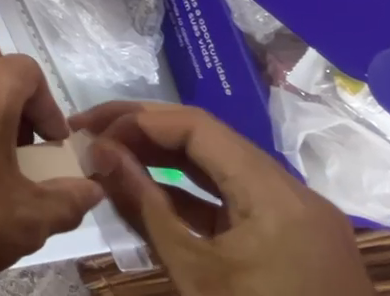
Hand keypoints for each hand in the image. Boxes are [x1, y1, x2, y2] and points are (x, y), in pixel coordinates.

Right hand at [74, 102, 372, 295]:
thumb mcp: (191, 268)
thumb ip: (142, 202)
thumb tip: (97, 150)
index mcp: (277, 196)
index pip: (196, 126)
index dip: (136, 121)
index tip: (91, 133)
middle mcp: (295, 193)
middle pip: (209, 137)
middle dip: (144, 130)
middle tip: (89, 132)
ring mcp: (300, 216)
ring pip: (221, 162)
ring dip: (163, 154)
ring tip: (111, 154)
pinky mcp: (295, 236)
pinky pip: (236, 193)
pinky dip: (189, 185)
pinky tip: (148, 187)